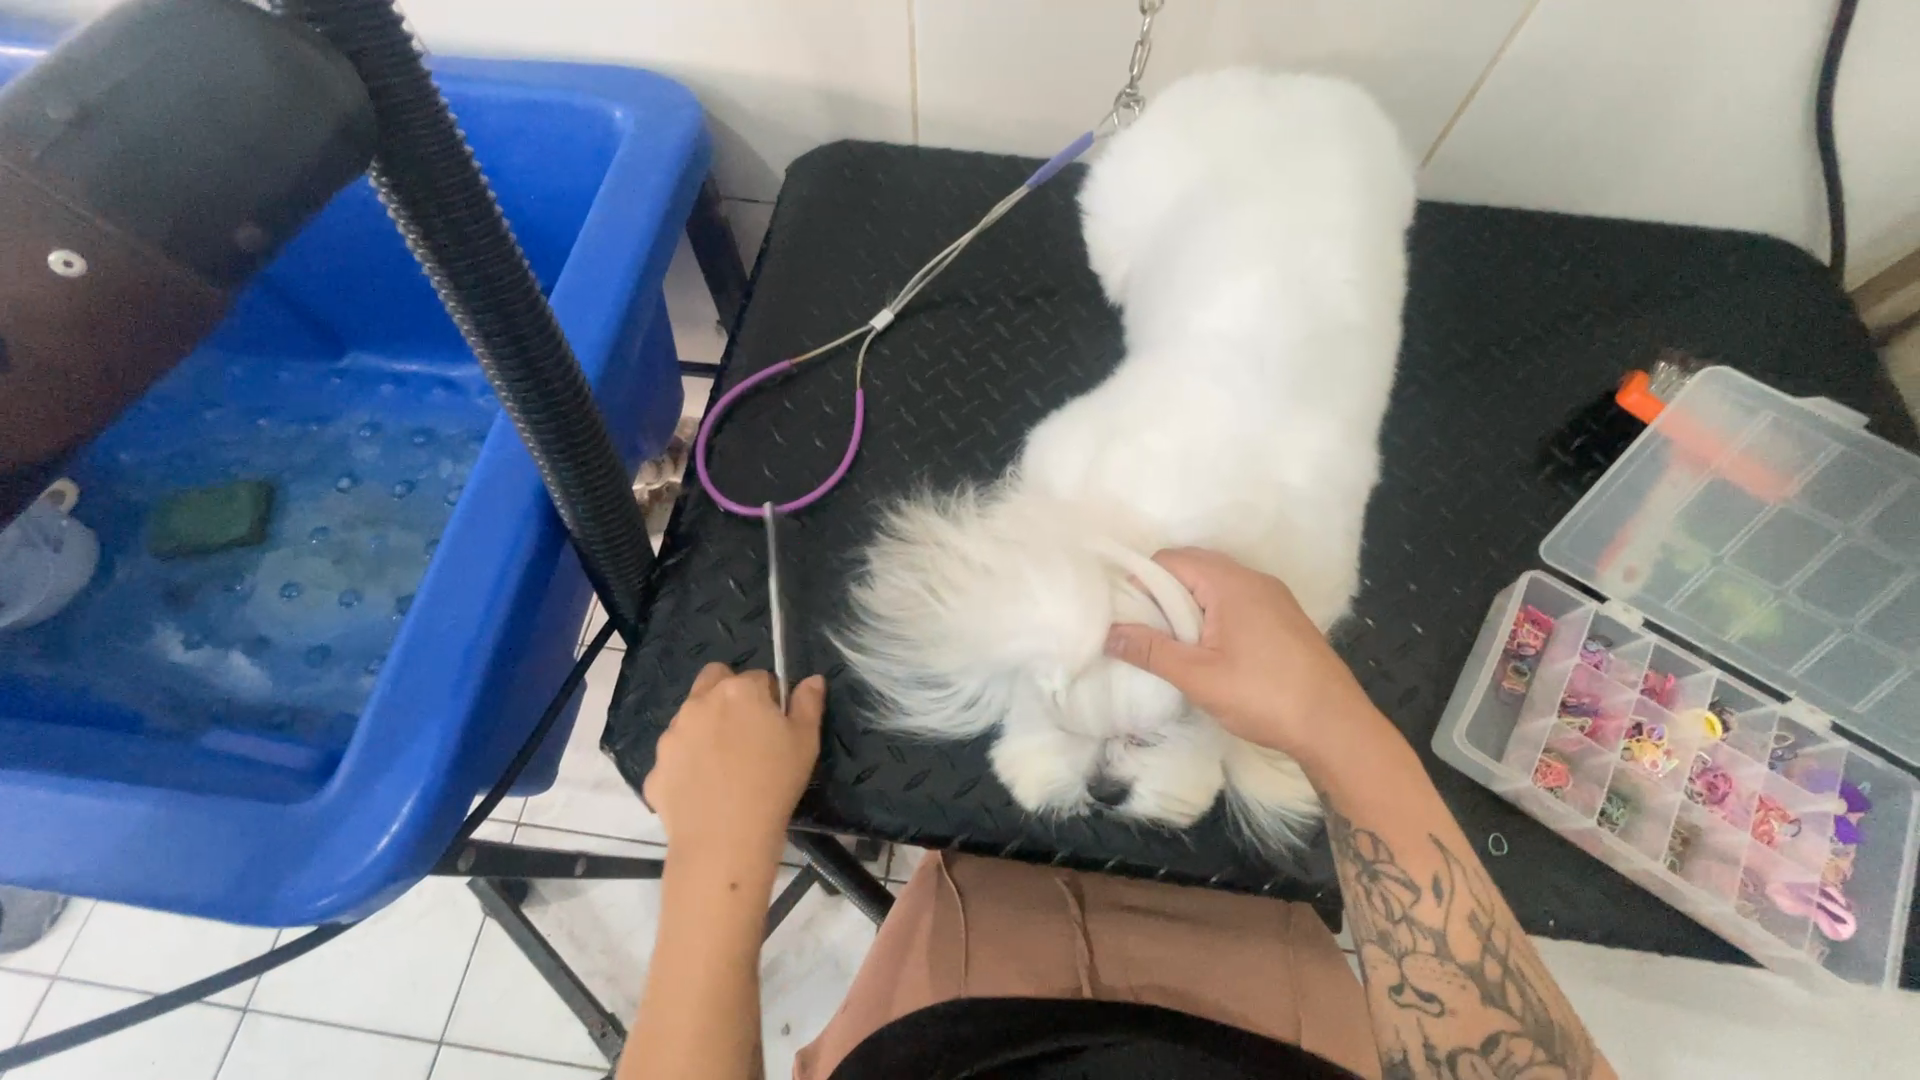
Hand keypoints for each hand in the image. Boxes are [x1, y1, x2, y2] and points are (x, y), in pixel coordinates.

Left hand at [643, 664, 824, 874]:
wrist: (724, 839)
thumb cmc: (773, 783)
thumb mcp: (805, 741)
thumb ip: (808, 703)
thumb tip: (813, 679)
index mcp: (738, 691)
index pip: (758, 677)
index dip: (771, 698)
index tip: (777, 724)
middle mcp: (699, 703)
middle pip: (713, 680)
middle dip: (729, 694)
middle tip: (746, 731)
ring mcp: (671, 736)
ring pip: (690, 718)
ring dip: (705, 728)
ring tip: (724, 766)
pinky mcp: (655, 769)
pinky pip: (675, 758)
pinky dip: (687, 767)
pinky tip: (704, 792)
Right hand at [1103, 548, 1373, 758]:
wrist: (1336, 727)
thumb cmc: (1264, 697)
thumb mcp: (1198, 677)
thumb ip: (1151, 650)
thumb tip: (1108, 633)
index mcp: (1230, 583)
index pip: (1170, 560)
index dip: (1141, 581)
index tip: (1126, 615)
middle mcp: (1253, 579)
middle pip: (1193, 567)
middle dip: (1162, 593)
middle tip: (1144, 630)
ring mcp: (1273, 597)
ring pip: (1214, 585)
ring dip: (1188, 606)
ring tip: (1172, 643)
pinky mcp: (1283, 618)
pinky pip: (1235, 600)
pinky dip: (1212, 614)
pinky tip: (1206, 649)